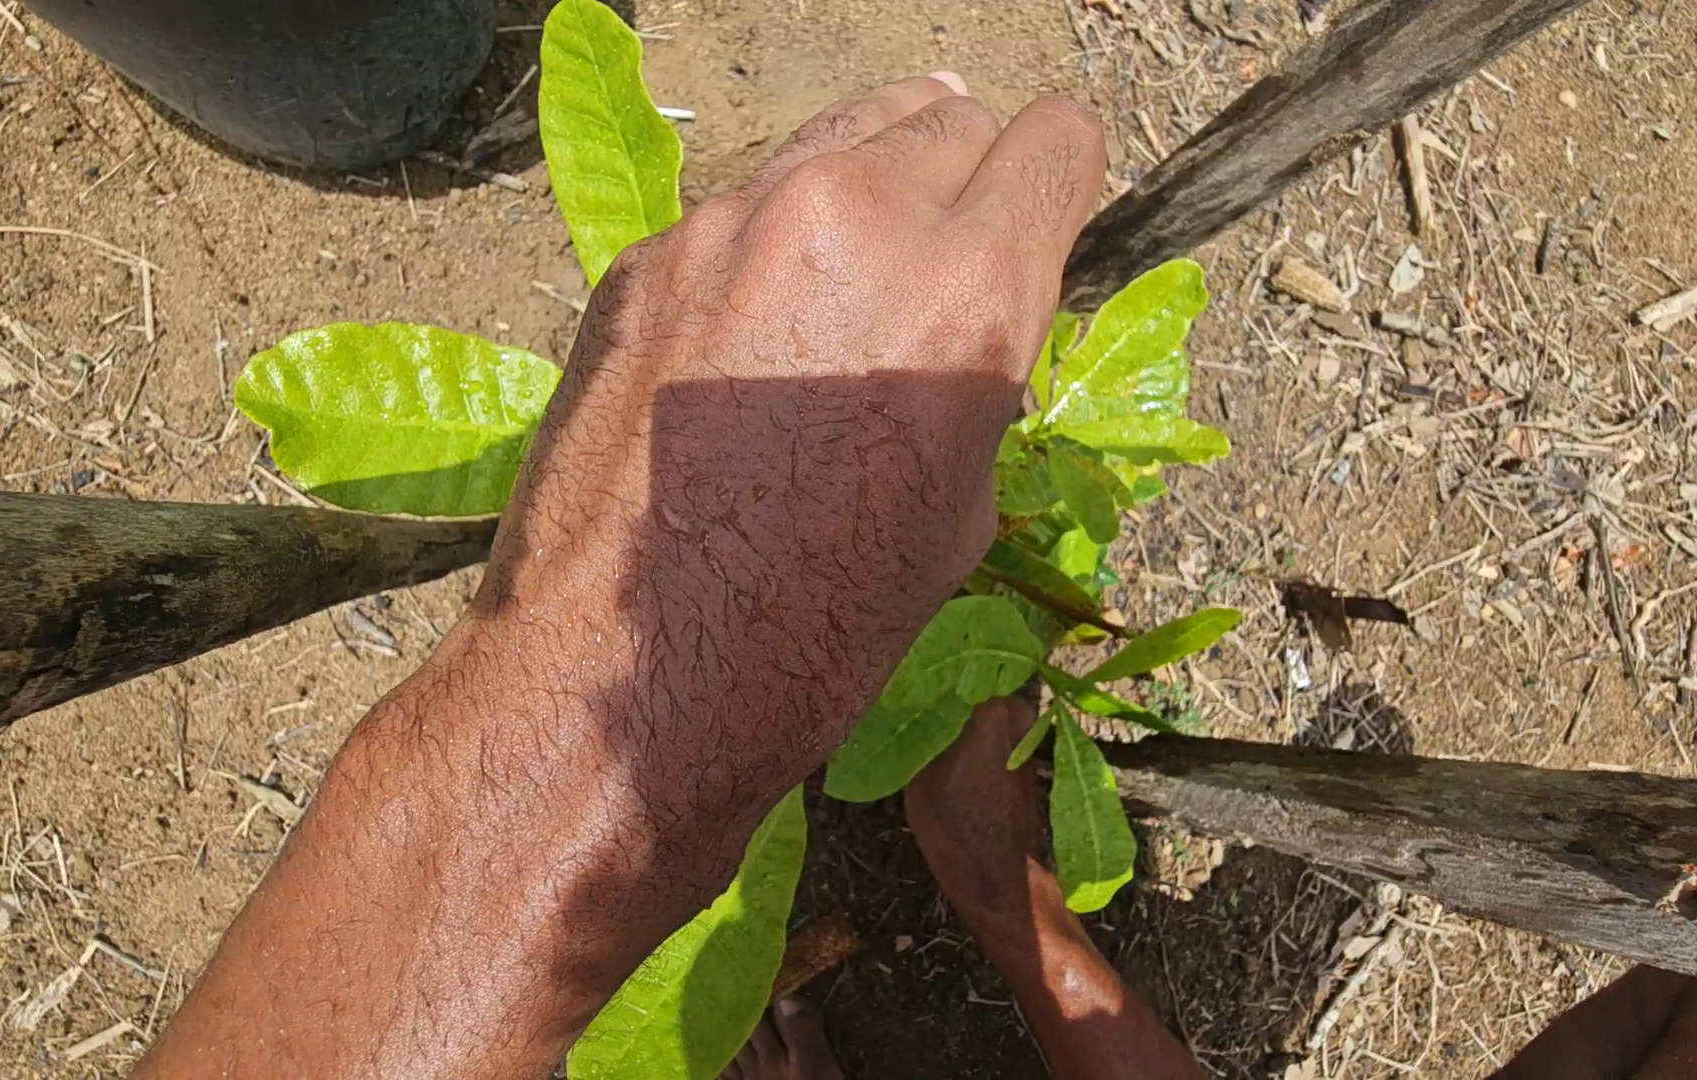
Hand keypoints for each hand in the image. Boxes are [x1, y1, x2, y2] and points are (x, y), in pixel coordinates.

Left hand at [134, 77, 1106, 1079]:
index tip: (1040, 224)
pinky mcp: (644, 258)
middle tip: (942, 269)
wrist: (634, 682)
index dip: (1061, 185)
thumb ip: (970, 391)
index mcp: (964, 300)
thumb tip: (958, 344)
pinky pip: (747, 209)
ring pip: (845, 137)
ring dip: (875, 192)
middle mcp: (852, 224)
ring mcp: (730, 226)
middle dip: (967, 188)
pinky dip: (777, 246)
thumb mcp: (951, 520)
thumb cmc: (820, 634)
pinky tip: (753, 331)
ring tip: (859, 275)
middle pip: (950, 124)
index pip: (1056, 143)